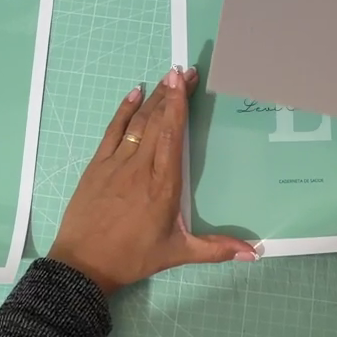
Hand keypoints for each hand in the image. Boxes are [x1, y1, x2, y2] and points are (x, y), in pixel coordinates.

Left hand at [48, 67, 258, 293]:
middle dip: (172, 94)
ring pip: (138, 123)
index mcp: (163, 184)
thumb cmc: (132, 257)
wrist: (82, 264)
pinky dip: (124, 110)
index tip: (184, 81)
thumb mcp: (177, 253)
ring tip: (167, 78)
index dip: (178, 105)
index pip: (172, 135)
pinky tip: (134, 93)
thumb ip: (215, 249)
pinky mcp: (97, 165)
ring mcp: (116, 163)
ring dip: (153, 99)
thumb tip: (253, 253)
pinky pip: (113, 131)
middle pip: (158, 122)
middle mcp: (140, 167)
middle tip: (185, 71)